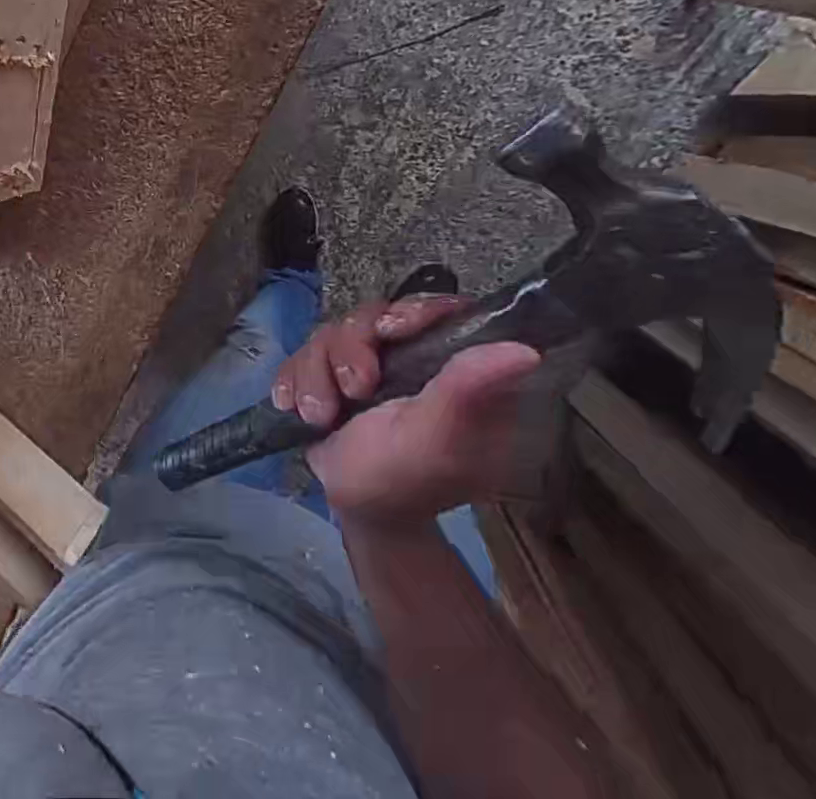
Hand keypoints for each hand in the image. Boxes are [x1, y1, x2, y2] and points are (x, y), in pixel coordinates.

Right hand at [270, 296, 540, 529]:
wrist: (353, 506)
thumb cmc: (404, 479)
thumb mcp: (436, 440)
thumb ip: (465, 393)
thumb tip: (525, 350)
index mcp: (451, 364)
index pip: (436, 309)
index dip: (411, 310)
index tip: (390, 331)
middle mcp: (409, 355)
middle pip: (369, 318)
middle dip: (348, 353)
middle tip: (352, 391)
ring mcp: (363, 362)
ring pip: (327, 336)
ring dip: (314, 376)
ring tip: (317, 416)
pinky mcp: (326, 372)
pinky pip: (299, 355)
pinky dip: (291, 381)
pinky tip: (291, 407)